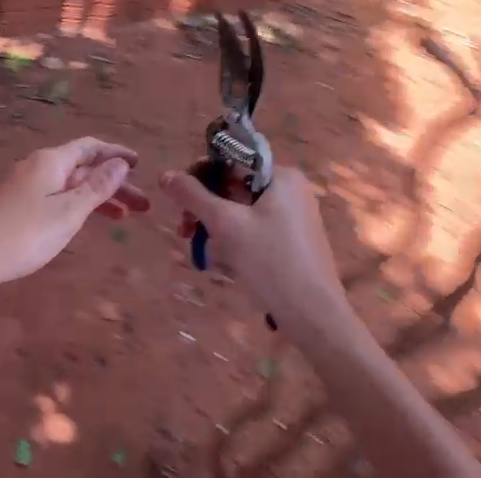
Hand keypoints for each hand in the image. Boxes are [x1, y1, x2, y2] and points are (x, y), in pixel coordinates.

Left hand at [0, 137, 150, 292]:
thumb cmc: (26, 234)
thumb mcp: (68, 212)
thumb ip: (96, 187)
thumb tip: (120, 163)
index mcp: (51, 161)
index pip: (90, 147)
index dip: (116, 153)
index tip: (140, 164)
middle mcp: (39, 165)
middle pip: (83, 167)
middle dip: (114, 183)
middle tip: (144, 206)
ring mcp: (27, 184)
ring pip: (72, 184)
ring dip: (99, 196)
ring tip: (126, 217)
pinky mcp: (20, 203)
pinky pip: (58, 195)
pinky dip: (79, 204)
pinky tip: (90, 219)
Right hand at [159, 167, 347, 321]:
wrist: (316, 319)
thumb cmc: (271, 262)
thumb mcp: (226, 224)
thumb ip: (193, 196)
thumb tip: (165, 174)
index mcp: (282, 176)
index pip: (231, 161)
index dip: (200, 177)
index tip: (179, 201)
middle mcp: (292, 190)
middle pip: (235, 186)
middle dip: (206, 207)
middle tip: (185, 230)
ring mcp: (297, 217)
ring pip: (243, 209)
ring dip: (217, 225)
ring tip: (201, 249)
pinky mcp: (296, 241)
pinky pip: (257, 227)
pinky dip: (236, 238)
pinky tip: (224, 260)